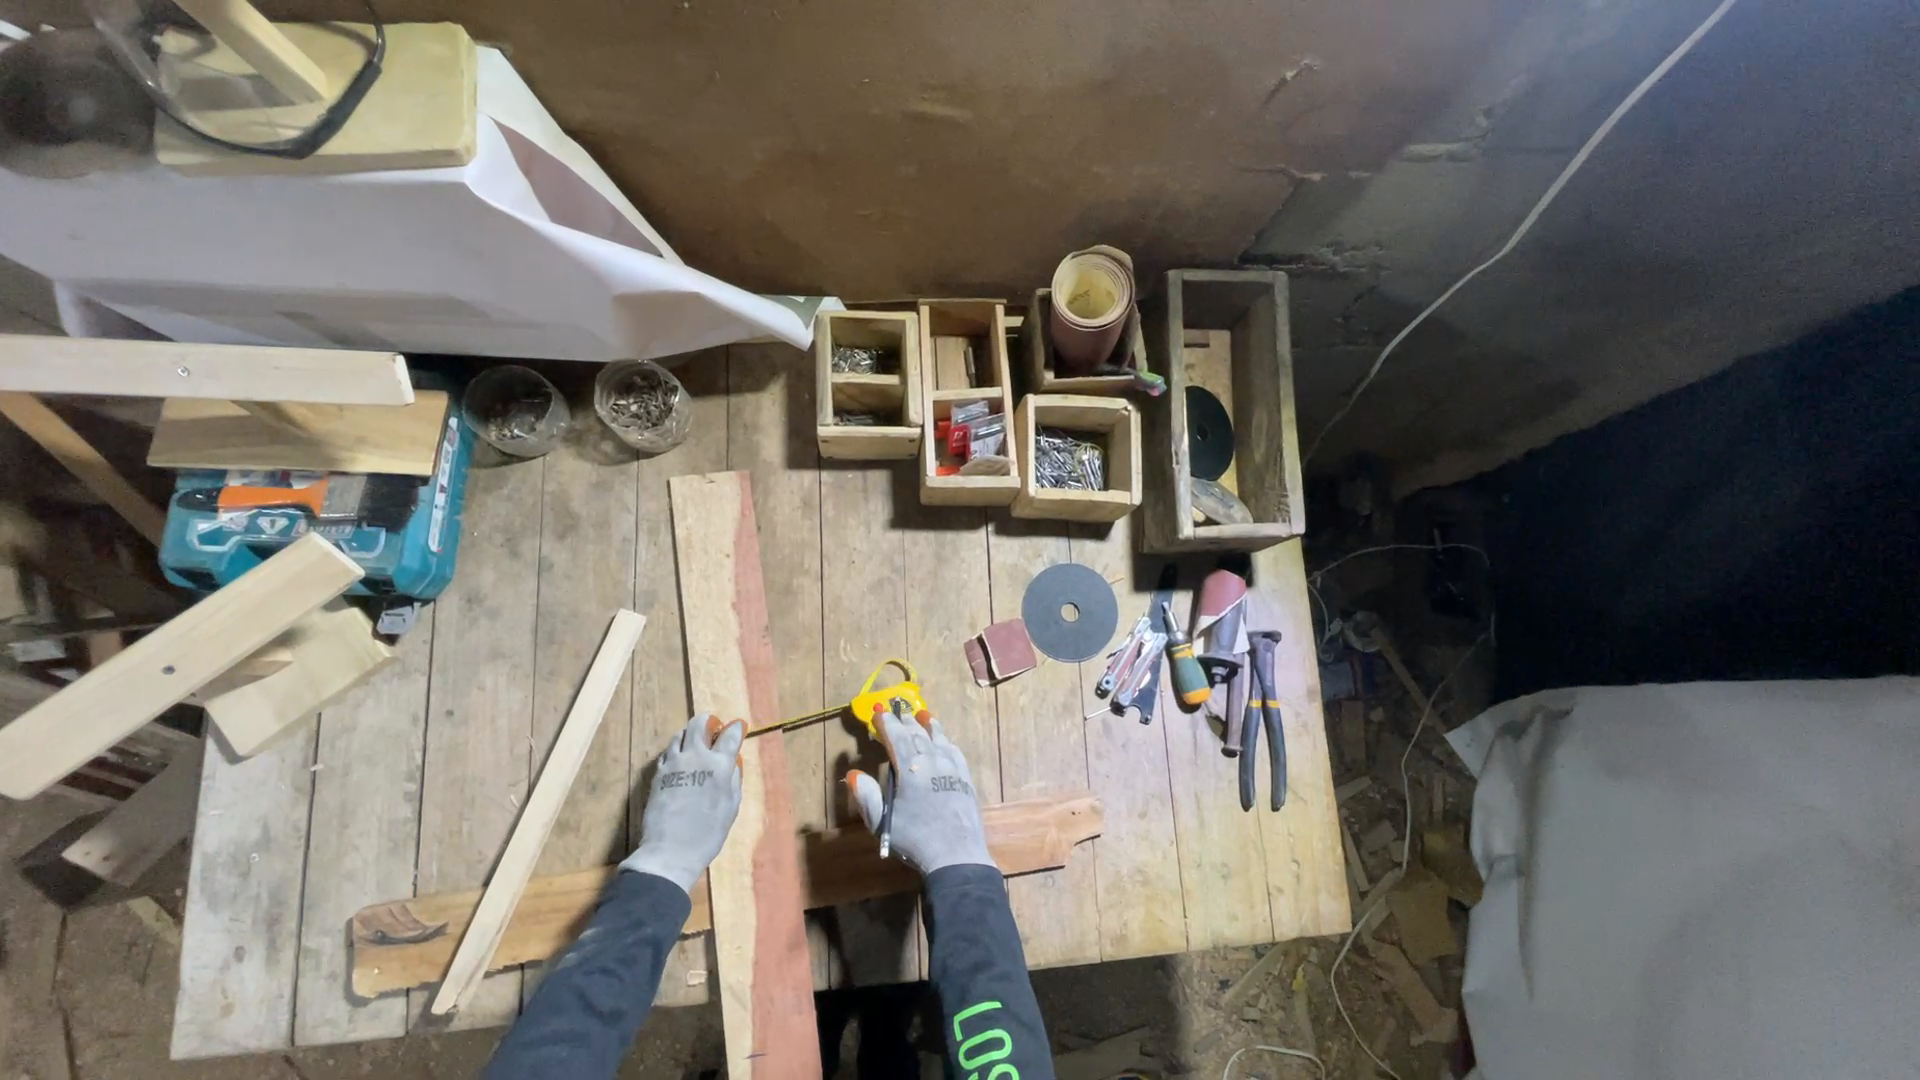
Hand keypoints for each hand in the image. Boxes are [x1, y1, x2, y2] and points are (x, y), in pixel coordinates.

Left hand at [619, 713, 746, 893]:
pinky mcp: (657, 774)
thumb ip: (733, 780)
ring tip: (694, 744)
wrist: (670, 851)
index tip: (738, 728)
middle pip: (699, 724)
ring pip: (679, 735)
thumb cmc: (708, 834)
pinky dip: (676, 750)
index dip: (736, 729)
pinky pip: (667, 752)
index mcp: (718, 765)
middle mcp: (695, 757)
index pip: (730, 735)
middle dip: (708, 721)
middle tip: (712, 727)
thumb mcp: (731, 807)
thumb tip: (732, 763)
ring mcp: (673, 763)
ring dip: (689, 734)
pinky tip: (679, 760)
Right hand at [845, 712, 993, 876]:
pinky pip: (954, 750)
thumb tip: (853, 773)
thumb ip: (867, 796)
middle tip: (898, 711)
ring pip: (938, 738)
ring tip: (922, 715)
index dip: (886, 723)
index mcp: (910, 768)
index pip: (896, 737)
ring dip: (928, 725)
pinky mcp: (965, 778)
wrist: (956, 854)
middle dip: (905, 721)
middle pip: (917, 733)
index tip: (878, 712)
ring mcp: (951, 767)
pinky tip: (944, 740)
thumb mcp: (881, 822)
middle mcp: (932, 760)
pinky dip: (945, 741)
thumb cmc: (914, 839)